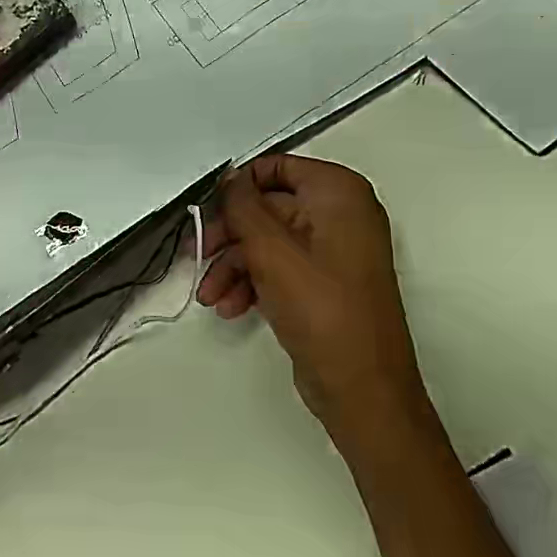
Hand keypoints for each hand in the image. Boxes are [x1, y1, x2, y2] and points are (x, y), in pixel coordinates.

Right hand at [194, 154, 418, 423]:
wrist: (361, 390)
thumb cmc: (321, 309)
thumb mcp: (271, 249)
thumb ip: (242, 205)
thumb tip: (229, 177)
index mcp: (338, 193)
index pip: (276, 167)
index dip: (237, 188)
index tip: (206, 210)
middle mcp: (339, 213)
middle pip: (266, 207)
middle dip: (229, 236)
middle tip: (195, 254)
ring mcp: (332, 249)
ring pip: (267, 240)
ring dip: (233, 264)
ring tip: (210, 295)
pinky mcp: (323, 282)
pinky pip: (278, 266)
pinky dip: (252, 281)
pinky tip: (231, 306)